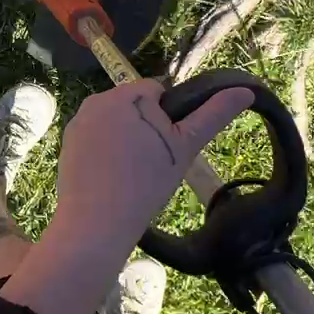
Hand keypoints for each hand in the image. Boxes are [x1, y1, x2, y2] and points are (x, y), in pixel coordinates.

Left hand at [1, 79, 252, 313]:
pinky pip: (96, 140)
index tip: (168, 147)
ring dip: (127, 139)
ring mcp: (76, 123)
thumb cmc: (146, 182)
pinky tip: (112, 179)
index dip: (168, 118)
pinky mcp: (66, 144)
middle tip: (153, 164)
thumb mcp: (185, 147)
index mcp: (124, 94)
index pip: (156, 91)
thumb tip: (247, 91)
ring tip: (133, 174)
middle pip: (134, 106)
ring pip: (115, 123)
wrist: (96, 223)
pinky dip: (106, 153)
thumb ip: (213, 115)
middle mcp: (95, 101)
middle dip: (146, 127)